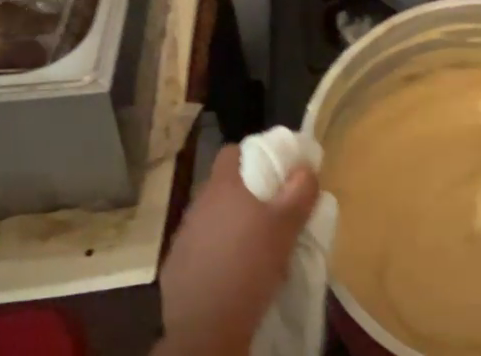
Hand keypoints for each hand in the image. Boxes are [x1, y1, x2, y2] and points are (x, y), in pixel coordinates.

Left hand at [156, 145, 319, 355]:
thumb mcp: (286, 227)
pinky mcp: (175, 268)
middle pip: (222, 187)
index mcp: (223, 188)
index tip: (272, 172)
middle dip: (244, 195)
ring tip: (252, 246)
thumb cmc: (250, 266)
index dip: (252, 156)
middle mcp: (197, 206)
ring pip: (210, 219)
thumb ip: (300, 192)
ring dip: (228, 225)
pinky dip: (214, 254)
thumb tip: (305, 168)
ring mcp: (183, 237)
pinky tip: (231, 273)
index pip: (231, 152)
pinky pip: (199, 249)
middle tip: (270, 212)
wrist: (206, 328)